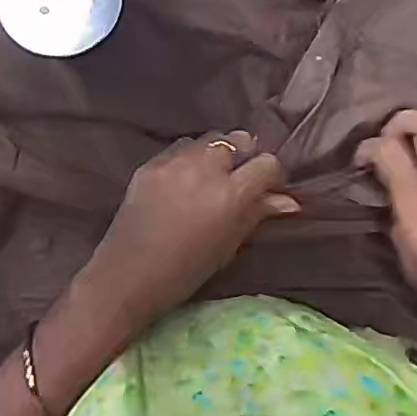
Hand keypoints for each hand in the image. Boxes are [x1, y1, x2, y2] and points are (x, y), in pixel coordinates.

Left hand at [73, 131, 299, 329]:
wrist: (128, 276)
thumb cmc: (185, 272)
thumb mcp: (228, 247)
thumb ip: (256, 215)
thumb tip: (288, 201)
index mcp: (230, 195)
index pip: (266, 164)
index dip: (271, 175)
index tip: (267, 188)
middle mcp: (204, 170)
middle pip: (236, 140)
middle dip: (244, 154)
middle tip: (239, 176)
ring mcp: (173, 164)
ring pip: (207, 139)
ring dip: (216, 151)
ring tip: (212, 174)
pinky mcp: (150, 164)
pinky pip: (179, 148)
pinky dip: (189, 156)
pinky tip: (185, 177)